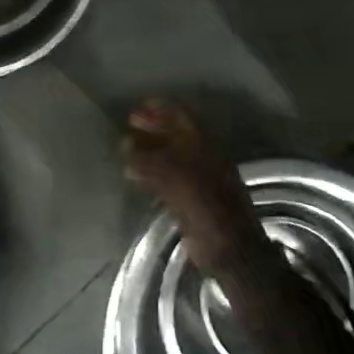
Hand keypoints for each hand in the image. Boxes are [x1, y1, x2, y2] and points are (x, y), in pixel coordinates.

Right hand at [125, 100, 265, 279]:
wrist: (228, 248)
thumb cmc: (206, 207)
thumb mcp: (176, 178)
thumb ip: (150, 161)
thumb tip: (127, 149)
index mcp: (205, 148)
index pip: (182, 119)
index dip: (162, 110)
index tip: (140, 104)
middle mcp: (202, 159)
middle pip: (174, 136)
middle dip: (153, 128)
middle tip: (129, 122)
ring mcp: (197, 181)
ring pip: (169, 158)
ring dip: (149, 150)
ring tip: (125, 146)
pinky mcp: (189, 201)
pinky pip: (165, 181)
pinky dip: (149, 174)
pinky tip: (131, 174)